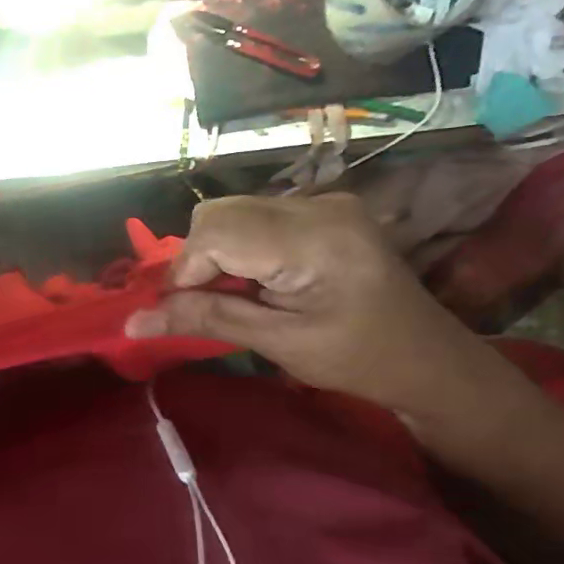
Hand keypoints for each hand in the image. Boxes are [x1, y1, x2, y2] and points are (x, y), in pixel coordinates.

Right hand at [125, 193, 499, 413]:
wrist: (430, 359)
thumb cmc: (359, 361)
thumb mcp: (278, 344)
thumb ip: (205, 320)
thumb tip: (133, 322)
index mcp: (315, 239)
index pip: (217, 232)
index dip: (185, 270)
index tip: (181, 310)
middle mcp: (318, 206)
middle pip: (219, 213)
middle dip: (196, 259)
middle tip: (205, 304)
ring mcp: (323, 202)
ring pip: (231, 210)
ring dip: (214, 252)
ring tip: (234, 294)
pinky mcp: (323, 208)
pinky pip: (255, 215)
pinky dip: (237, 245)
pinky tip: (256, 278)